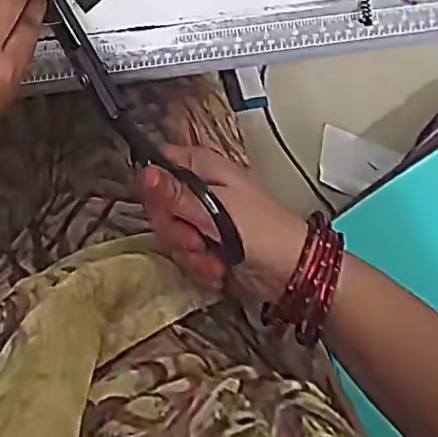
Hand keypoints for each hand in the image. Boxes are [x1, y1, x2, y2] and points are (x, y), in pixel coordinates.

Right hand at [136, 145, 312, 302]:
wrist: (295, 273)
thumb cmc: (260, 231)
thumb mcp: (215, 211)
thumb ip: (175, 194)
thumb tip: (143, 171)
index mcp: (200, 165)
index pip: (156, 163)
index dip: (152, 187)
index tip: (164, 209)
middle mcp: (198, 185)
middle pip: (158, 202)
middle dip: (173, 229)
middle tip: (195, 240)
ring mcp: (202, 213)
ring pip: (170, 230)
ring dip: (188, 252)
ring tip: (213, 259)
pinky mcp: (207, 239)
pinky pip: (184, 249)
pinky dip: (198, 263)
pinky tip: (217, 269)